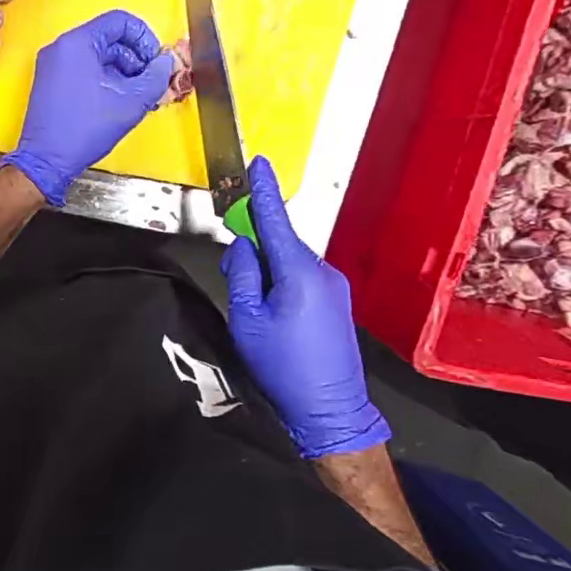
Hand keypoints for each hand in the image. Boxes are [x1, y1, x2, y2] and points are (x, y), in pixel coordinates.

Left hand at [2, 9, 175, 205]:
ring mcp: (51, 66)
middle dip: (134, 57)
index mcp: (77, 43)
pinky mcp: (48, 83)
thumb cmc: (84, 130)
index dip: (145, 38)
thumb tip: (164, 63)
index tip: (156, 61)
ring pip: (95, 56)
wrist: (45, 161)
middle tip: (148, 81)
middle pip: (107, 39)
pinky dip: (102, 79)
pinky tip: (115, 101)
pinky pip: (81, 70)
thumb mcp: (131, 103)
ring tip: (135, 95)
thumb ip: (155, 78)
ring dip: (120, 71)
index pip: (120, 21)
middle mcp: (60, 48)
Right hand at [221, 156, 389, 458]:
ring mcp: (334, 287)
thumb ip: (242, 275)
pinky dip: (280, 285)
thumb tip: (243, 246)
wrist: (329, 407)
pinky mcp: (336, 303)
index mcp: (299, 272)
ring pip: (289, 264)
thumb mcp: (247, 320)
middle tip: (234, 281)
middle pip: (279, 244)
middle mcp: (322, 271)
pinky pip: (302, 280)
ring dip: (266, 273)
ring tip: (254, 312)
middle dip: (253, 252)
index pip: (275, 221)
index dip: (263, 192)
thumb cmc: (282, 365)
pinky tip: (272, 315)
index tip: (258, 163)